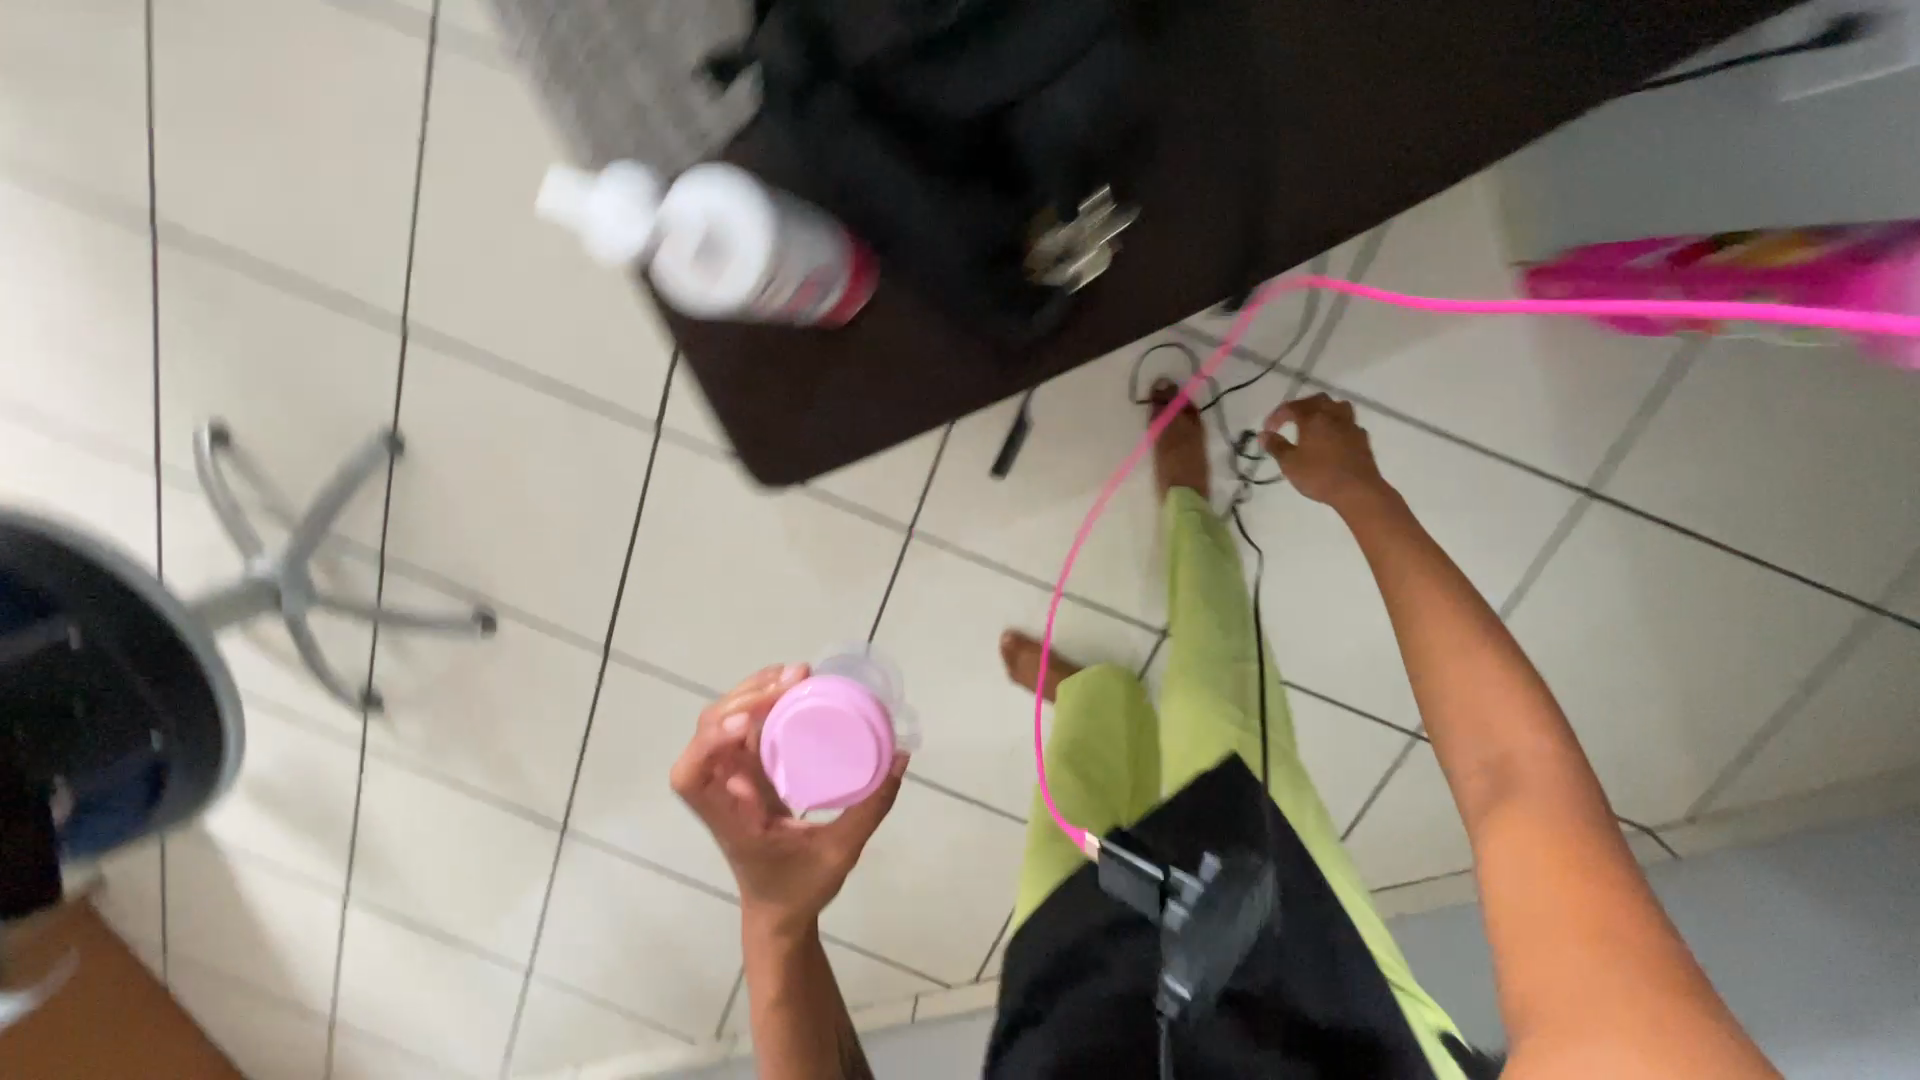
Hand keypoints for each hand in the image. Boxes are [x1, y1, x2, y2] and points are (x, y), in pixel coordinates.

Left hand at [670, 664, 908, 936]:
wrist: (779, 914)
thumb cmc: (800, 890)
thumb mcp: (841, 853)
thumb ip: (871, 807)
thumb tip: (899, 757)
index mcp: (731, 818)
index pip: (693, 777)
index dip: (710, 743)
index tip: (747, 724)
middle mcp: (724, 792)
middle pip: (708, 733)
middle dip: (744, 698)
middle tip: (793, 680)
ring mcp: (734, 778)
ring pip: (724, 723)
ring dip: (753, 693)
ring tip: (796, 674)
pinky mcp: (749, 771)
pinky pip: (747, 728)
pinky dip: (764, 703)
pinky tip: (792, 686)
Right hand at [1260, 393, 1391, 510]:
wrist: (1358, 490)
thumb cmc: (1319, 475)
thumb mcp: (1289, 464)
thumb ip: (1276, 446)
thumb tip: (1264, 434)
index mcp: (1313, 419)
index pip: (1291, 407)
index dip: (1276, 416)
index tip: (1267, 430)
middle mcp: (1333, 416)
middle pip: (1316, 400)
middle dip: (1300, 407)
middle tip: (1290, 420)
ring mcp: (1350, 426)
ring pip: (1337, 406)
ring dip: (1323, 410)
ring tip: (1314, 423)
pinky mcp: (1362, 438)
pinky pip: (1348, 423)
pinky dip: (1337, 425)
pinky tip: (1332, 438)